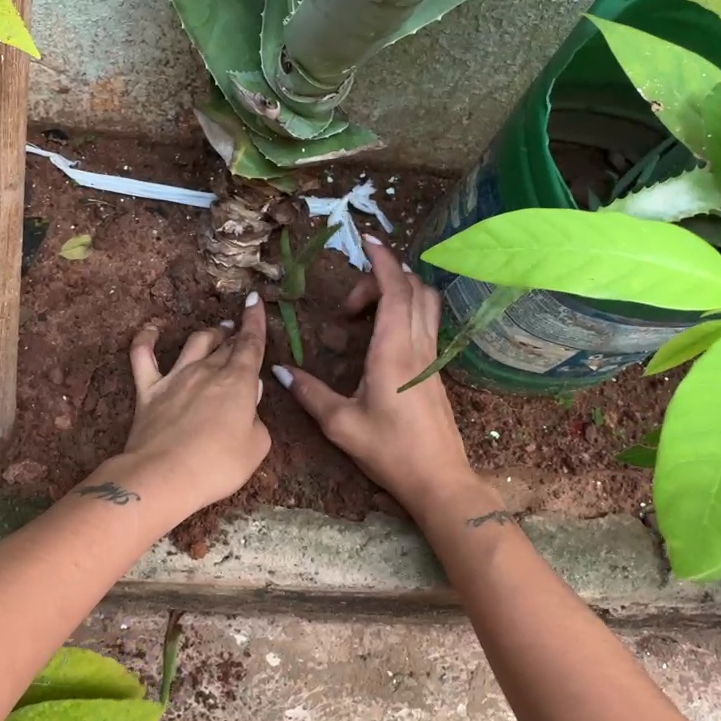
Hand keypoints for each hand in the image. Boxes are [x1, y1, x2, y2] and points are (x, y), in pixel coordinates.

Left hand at [111, 292, 272, 512]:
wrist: (165, 476)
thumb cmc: (218, 465)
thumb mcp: (256, 446)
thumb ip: (257, 419)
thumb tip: (249, 401)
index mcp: (238, 381)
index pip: (251, 344)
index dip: (255, 321)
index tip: (255, 301)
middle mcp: (207, 371)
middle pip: (225, 345)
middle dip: (236, 333)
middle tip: (241, 330)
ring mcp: (175, 378)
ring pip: (194, 344)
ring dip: (208, 334)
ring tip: (216, 331)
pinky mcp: (148, 391)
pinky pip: (142, 357)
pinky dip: (146, 339)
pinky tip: (150, 330)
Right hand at [275, 235, 484, 515]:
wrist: (438, 480)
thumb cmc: (389, 452)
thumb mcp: (339, 424)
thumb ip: (310, 393)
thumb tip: (282, 371)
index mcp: (393, 352)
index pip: (395, 289)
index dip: (382, 259)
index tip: (366, 240)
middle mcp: (417, 347)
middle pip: (413, 288)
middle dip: (382, 277)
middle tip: (348, 304)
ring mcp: (430, 357)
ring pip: (425, 303)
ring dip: (399, 291)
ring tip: (365, 310)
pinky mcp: (434, 370)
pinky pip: (426, 322)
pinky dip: (406, 310)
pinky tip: (382, 333)